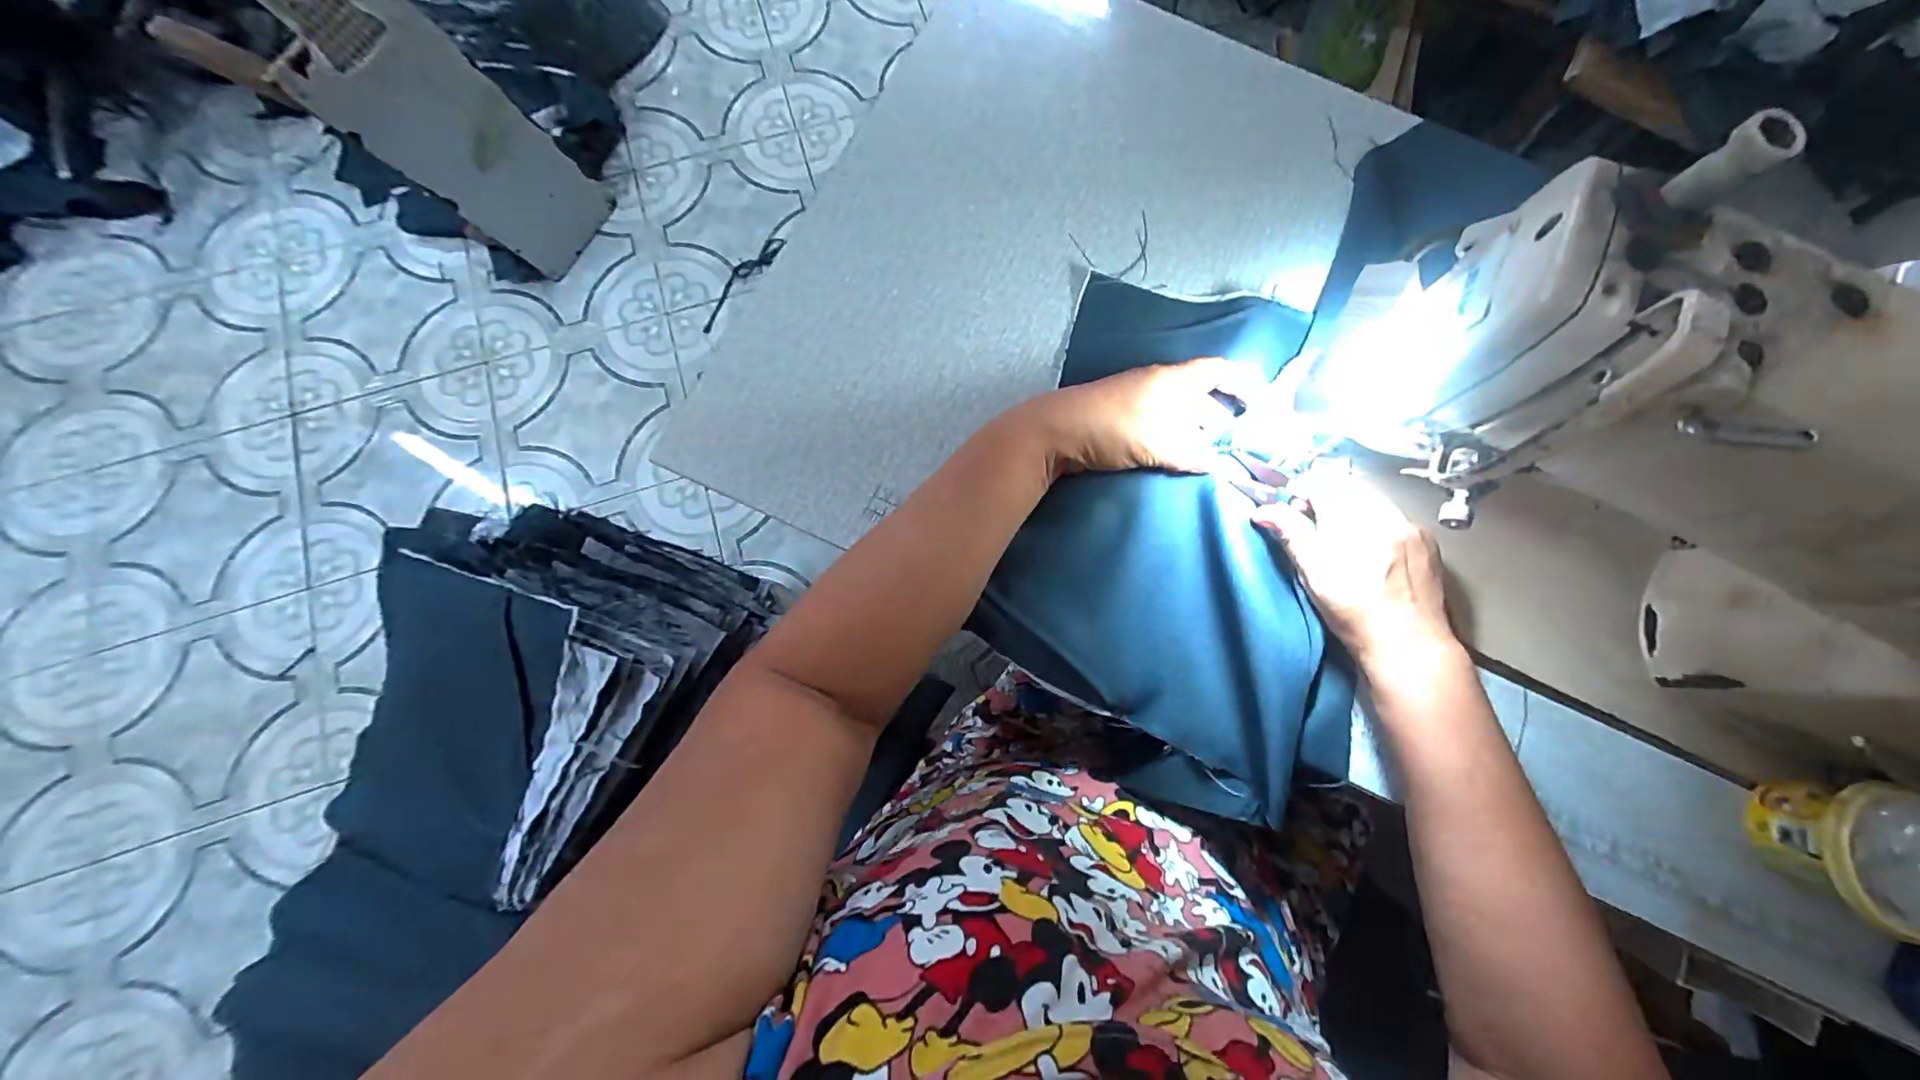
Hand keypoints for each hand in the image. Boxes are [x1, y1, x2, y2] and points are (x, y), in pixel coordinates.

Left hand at [1019, 357, 1262, 476]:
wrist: (1053, 431)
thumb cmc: (1109, 428)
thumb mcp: (1156, 443)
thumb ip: (1189, 453)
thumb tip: (1216, 463)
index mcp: (1171, 380)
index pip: (1218, 371)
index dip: (1244, 382)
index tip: (1264, 400)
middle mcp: (1158, 386)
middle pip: (1201, 396)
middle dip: (1223, 415)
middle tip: (1242, 440)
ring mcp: (1138, 402)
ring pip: (1179, 413)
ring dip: (1198, 431)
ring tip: (1216, 453)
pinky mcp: (1122, 421)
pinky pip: (1161, 427)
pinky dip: (1176, 439)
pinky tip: (1181, 456)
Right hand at [1252, 464, 1455, 664]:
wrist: (1409, 644)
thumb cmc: (1353, 610)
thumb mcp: (1312, 571)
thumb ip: (1290, 534)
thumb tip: (1264, 511)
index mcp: (1356, 517)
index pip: (1322, 483)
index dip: (1300, 493)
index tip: (1290, 512)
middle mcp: (1388, 513)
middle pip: (1350, 487)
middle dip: (1326, 499)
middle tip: (1310, 524)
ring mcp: (1412, 528)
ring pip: (1374, 501)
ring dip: (1351, 510)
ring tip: (1338, 539)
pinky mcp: (1427, 544)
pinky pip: (1395, 519)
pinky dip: (1376, 524)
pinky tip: (1368, 551)